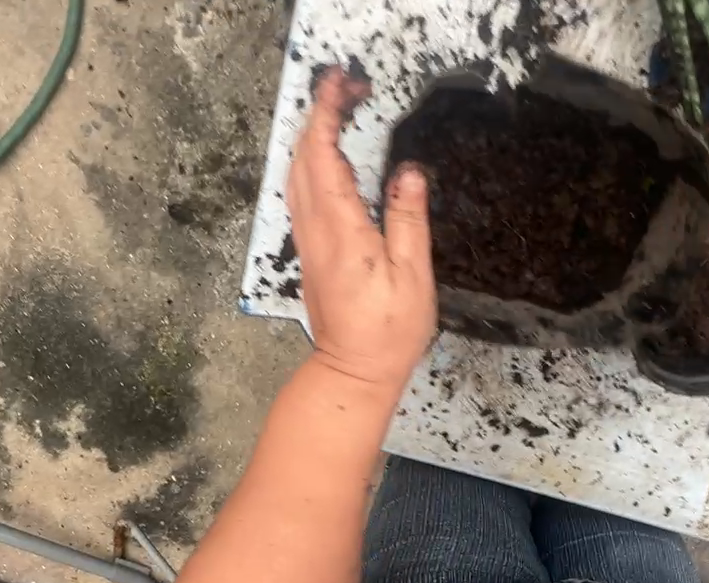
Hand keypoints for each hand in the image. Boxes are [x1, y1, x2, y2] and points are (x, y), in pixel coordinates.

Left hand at [286, 68, 436, 388]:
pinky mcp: (310, 257)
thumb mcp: (412, 277)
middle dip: (317, 118)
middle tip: (344, 92)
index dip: (327, 113)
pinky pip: (299, 198)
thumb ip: (408, 220)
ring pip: (295, 178)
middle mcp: (316, 232)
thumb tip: (408, 172)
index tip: (342, 84)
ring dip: (309, 141)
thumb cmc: (389, 332)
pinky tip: (325, 165)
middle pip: (302, 160)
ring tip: (334, 118)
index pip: (323, 156)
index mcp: (343, 232)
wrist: (354, 372)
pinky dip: (308, 169)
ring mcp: (308, 245)